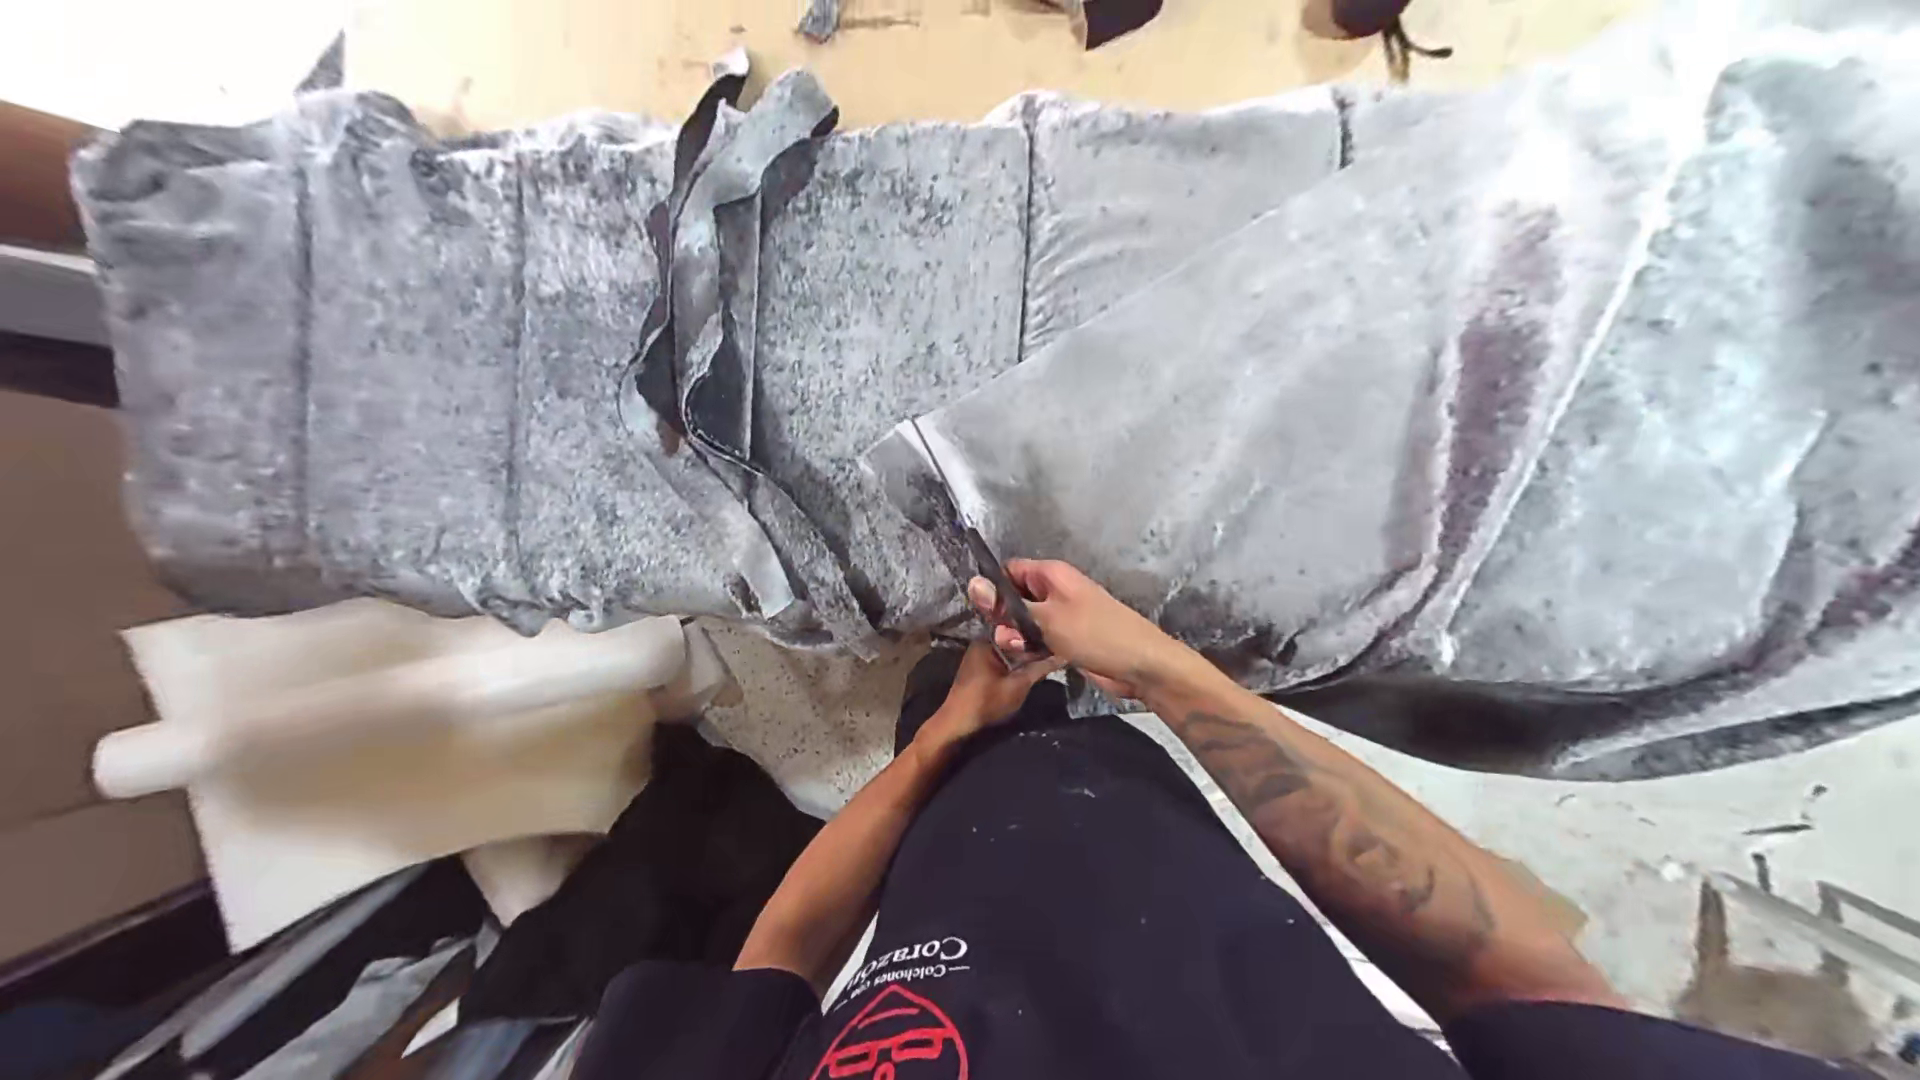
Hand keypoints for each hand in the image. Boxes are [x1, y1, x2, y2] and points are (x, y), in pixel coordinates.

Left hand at [919, 641, 1065, 746]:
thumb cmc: (986, 701)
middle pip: (1014, 640)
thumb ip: (1039, 668)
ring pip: (1009, 651)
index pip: (1018, 629)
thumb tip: (1062, 656)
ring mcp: (980, 655)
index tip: (1058, 637)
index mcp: (988, 640)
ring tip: (1049, 657)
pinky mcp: (980, 668)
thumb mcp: (1017, 685)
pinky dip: (1016, 663)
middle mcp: (982, 643)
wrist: (957, 723)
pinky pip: (1003, 659)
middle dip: (1033, 646)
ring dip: (1026, 656)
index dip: (1039, 634)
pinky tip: (1031, 667)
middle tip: (1057, 649)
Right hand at [967, 559, 1195, 700]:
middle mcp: (1055, 590)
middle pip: (1015, 598)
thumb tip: (973, 583)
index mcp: (1051, 574)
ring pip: (1025, 622)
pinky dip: (1031, 647)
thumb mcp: (1046, 618)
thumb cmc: (1094, 633)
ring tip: (1018, 649)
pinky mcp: (1066, 638)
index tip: (984, 610)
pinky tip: (1030, 658)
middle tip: (1003, 636)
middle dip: (1004, 618)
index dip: (994, 588)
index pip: (1010, 570)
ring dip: (1016, 636)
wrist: (1140, 665)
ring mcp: (1061, 615)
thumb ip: (1008, 605)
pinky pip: (1039, 638)